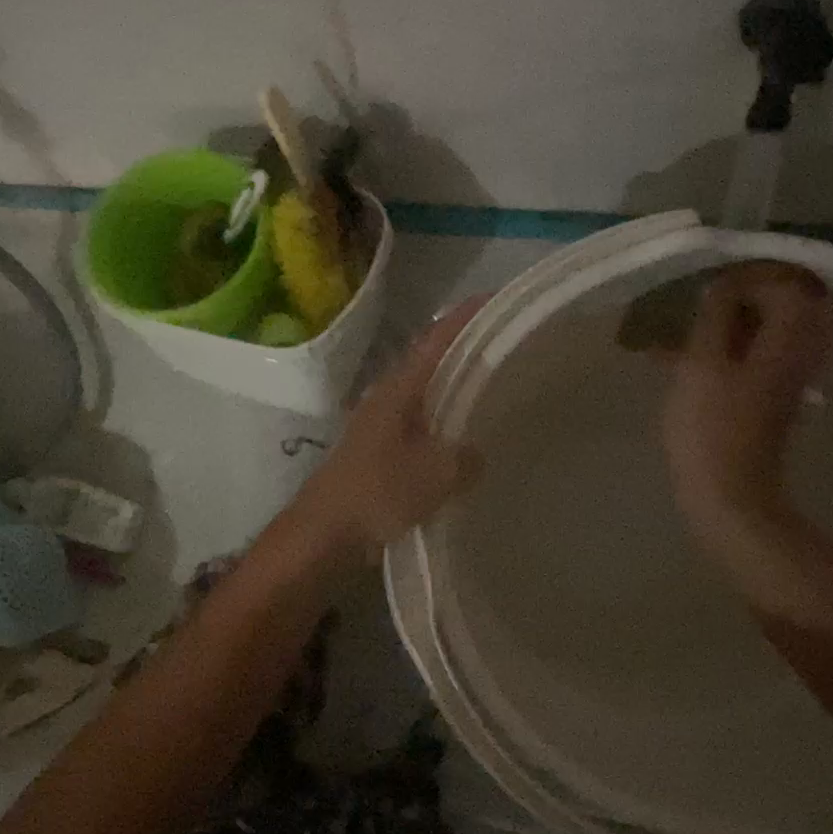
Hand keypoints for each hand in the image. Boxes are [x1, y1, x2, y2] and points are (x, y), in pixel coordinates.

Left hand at [292, 298, 487, 557]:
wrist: (324, 534)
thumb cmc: (377, 493)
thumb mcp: (436, 474)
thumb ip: (465, 458)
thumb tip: (475, 454)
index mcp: (398, 389)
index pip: (436, 339)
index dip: (466, 317)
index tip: (497, 299)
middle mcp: (387, 398)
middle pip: (431, 362)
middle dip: (466, 350)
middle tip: (508, 346)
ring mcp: (380, 427)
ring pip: (425, 396)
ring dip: (455, 388)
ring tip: (495, 389)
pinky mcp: (378, 455)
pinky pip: (421, 428)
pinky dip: (444, 424)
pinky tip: (464, 442)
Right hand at [659, 262, 832, 554]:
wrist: (729, 493)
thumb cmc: (710, 426)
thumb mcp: (702, 362)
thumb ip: (715, 314)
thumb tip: (723, 284)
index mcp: (791, 334)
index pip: (784, 280)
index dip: (746, 275)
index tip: (708, 285)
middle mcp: (804, 349)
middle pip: (787, 301)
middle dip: (745, 294)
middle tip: (705, 301)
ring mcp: (792, 375)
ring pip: (772, 328)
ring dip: (735, 322)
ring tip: (692, 330)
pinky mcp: (775, 396)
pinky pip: (760, 353)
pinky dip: (732, 347)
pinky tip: (689, 361)